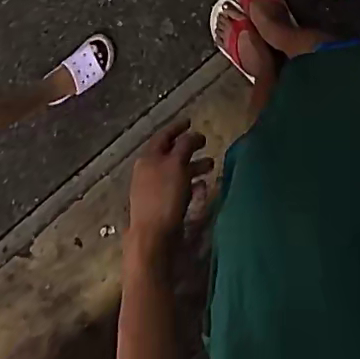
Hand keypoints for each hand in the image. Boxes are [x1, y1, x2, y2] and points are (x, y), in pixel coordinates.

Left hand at [127, 119, 211, 244]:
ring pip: (177, 171)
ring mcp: (153, 189)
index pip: (163, 135)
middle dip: (189, 147)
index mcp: (148, 158)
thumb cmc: (165, 195)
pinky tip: (202, 186)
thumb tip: (193, 135)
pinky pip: (178, 188)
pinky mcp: (161, 205)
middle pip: (171, 153)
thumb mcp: (177, 163)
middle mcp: (148, 171)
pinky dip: (191, 183)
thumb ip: (186, 145)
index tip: (190, 121)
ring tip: (211, 166)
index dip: (177, 127)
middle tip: (205, 143)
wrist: (153, 237)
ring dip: (194, 165)